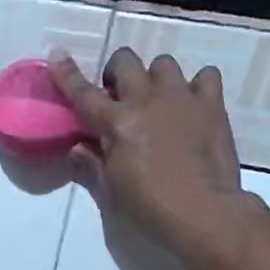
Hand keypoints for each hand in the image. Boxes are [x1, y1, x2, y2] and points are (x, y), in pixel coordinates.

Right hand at [48, 46, 266, 260]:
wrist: (204, 214)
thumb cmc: (152, 209)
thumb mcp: (113, 193)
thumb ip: (92, 166)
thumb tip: (76, 149)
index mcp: (117, 123)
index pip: (84, 93)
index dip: (67, 74)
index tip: (58, 56)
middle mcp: (147, 101)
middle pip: (125, 61)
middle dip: (117, 74)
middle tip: (121, 98)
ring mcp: (182, 99)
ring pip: (164, 63)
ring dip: (156, 78)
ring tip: (160, 101)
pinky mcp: (212, 106)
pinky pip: (207, 76)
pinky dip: (198, 85)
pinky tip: (195, 105)